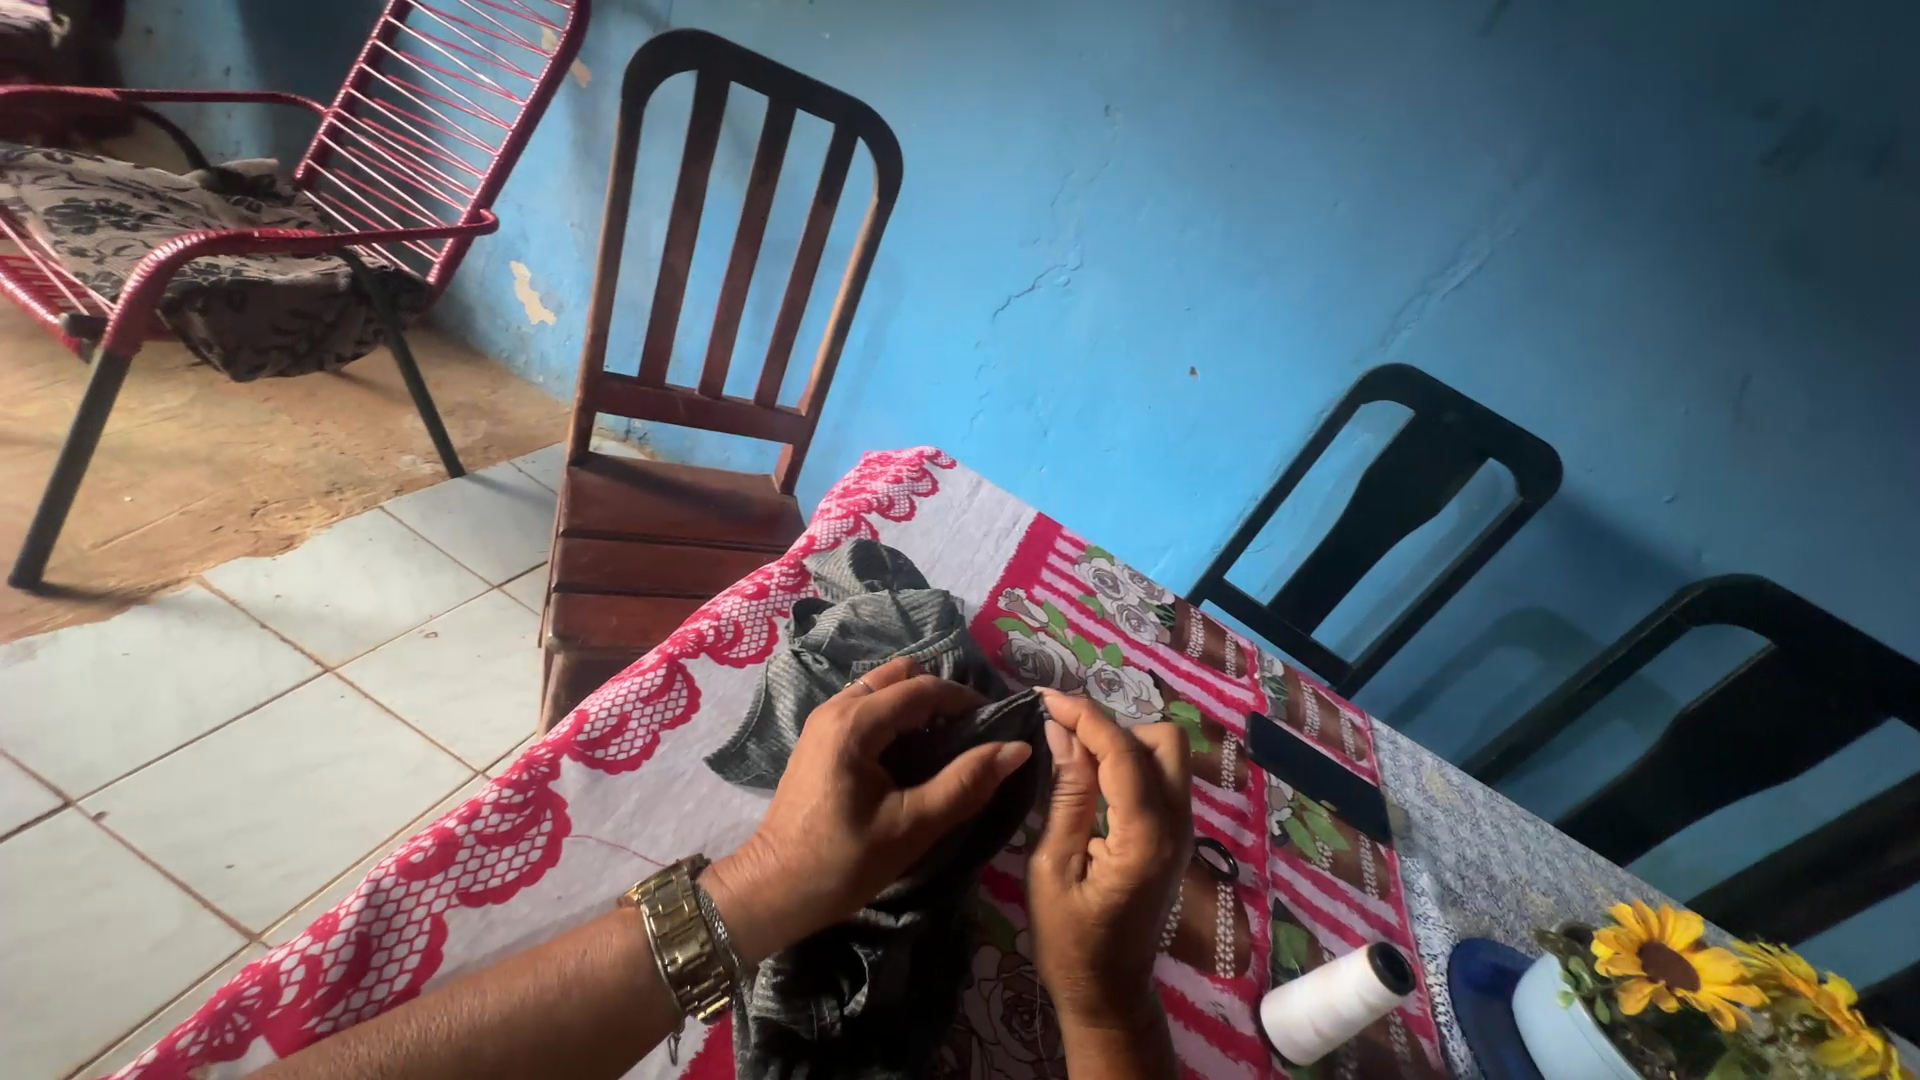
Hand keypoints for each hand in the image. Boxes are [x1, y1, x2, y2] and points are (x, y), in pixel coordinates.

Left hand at [704, 657, 1032, 964]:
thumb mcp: (912, 827)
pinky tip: (910, 754)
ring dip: (916, 704)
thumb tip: (1016, 749)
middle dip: (939, 695)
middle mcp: (836, 707)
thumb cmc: (842, 863)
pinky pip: (866, 705)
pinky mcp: (819, 736)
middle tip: (966, 733)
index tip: (996, 724)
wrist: (771, 892)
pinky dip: (895, 715)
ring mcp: (823, 719)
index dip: (965, 700)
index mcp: (855, 723)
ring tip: (943, 744)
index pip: (923, 688)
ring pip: (881, 687)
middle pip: (900, 675)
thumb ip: (966, 784)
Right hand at [1027, 688, 1191, 1030]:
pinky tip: (1092, 775)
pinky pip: (1161, 777)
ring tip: (1075, 754)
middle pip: (1164, 741)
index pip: (1121, 751)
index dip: (1083, 715)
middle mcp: (1176, 825)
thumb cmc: (1070, 941)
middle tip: (1067, 736)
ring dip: (1123, 741)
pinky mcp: (1175, 836)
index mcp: (1144, 837)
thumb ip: (1066, 795)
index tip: (1045, 698)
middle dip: (1114, 726)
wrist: (1109, 994)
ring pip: (1167, 755)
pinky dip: (1129, 762)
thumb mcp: (1052, 867)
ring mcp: (1182, 830)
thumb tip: (1061, 731)